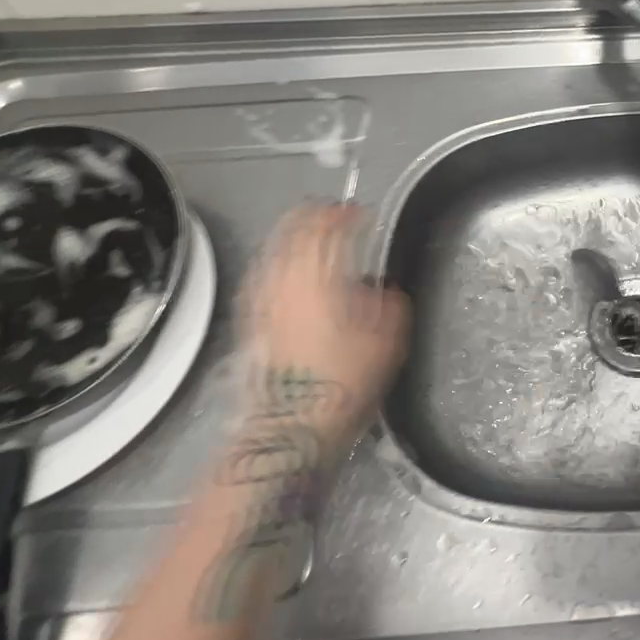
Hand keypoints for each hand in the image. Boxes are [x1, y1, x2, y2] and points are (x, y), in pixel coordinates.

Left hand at [242, 203, 409, 420]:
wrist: (291, 426)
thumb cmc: (344, 378)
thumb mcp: (389, 337)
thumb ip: (391, 302)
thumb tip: (384, 289)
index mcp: (321, 272)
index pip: (329, 225)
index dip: (347, 214)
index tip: (362, 214)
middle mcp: (284, 276)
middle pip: (293, 228)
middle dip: (314, 216)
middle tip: (334, 215)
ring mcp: (261, 297)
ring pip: (273, 248)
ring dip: (292, 235)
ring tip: (309, 236)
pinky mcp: (248, 319)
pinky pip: (261, 274)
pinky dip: (276, 262)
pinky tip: (285, 271)